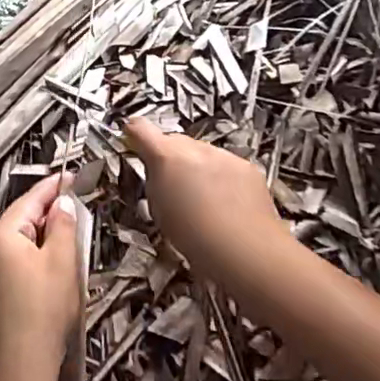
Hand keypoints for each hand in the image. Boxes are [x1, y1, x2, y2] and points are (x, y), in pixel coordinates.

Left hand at [0, 171, 82, 380]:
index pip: (31, 198)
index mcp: (3, 233)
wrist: (21, 370)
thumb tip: (63, 203)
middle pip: (25, 217)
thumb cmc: (43, 311)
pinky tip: (60, 262)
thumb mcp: (62, 263)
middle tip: (80, 202)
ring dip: (49, 234)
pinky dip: (42, 254)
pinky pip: (22, 259)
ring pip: (25, 239)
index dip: (54, 186)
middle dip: (52, 210)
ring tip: (76, 230)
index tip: (72, 174)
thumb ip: (65, 227)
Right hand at [123, 116, 293, 287]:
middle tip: (170, 186)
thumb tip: (154, 170)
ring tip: (201, 201)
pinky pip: (225, 165)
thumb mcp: (158, 208)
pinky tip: (225, 204)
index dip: (134, 134)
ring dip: (197, 168)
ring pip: (201, 153)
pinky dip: (221, 178)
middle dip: (170, 157)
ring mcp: (223, 155)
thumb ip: (153, 180)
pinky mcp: (246, 166)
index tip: (133, 141)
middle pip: (174, 141)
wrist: (246, 251)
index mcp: (165, 156)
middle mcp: (194, 148)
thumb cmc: (195, 237)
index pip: (140, 129)